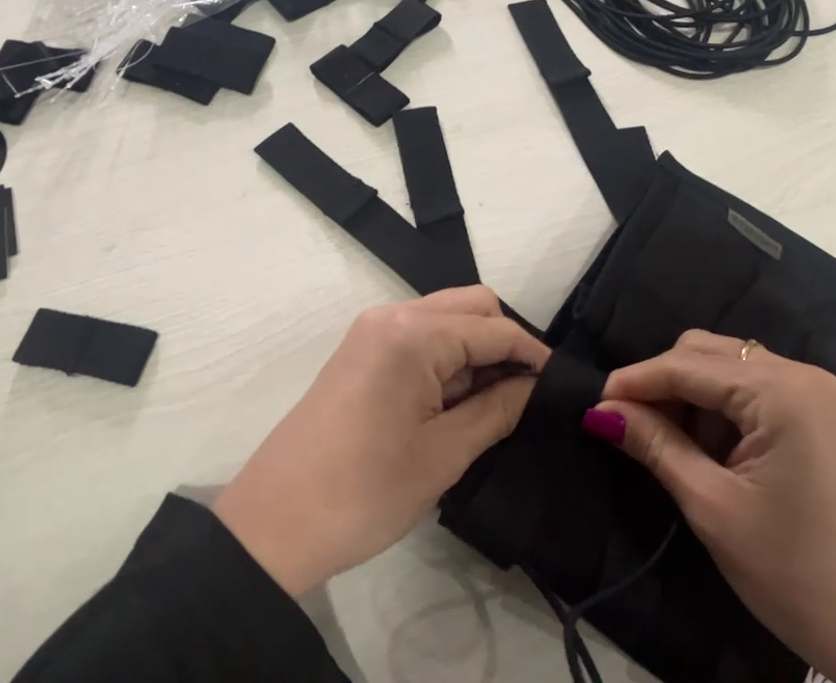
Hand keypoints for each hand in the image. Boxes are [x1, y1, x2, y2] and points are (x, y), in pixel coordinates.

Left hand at [213, 287, 548, 597]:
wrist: (272, 528)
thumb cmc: (363, 493)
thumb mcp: (443, 455)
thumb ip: (498, 410)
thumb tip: (537, 387)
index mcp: (412, 334)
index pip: (495, 328)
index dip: (535, 356)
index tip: (563, 389)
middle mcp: (391, 316)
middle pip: (471, 307)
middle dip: (506, 343)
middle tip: (525, 397)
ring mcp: (371, 332)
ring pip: (446, 319)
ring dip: (476, 352)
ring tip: (494, 405)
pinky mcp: (360, 353)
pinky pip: (420, 338)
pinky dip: (448, 359)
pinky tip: (458, 401)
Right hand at [590, 331, 835, 682]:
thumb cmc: (792, 570)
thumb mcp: (711, 505)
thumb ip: (656, 445)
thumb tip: (602, 410)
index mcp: (782, 391)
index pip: (689, 365)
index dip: (636, 380)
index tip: (592, 402)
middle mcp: (803, 376)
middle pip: (711, 353)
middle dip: (665, 382)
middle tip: (629, 426)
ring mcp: (818, 396)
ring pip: (732, 369)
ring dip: (693, 397)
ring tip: (670, 446)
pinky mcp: (822, 418)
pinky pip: (757, 391)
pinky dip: (723, 410)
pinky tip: (709, 450)